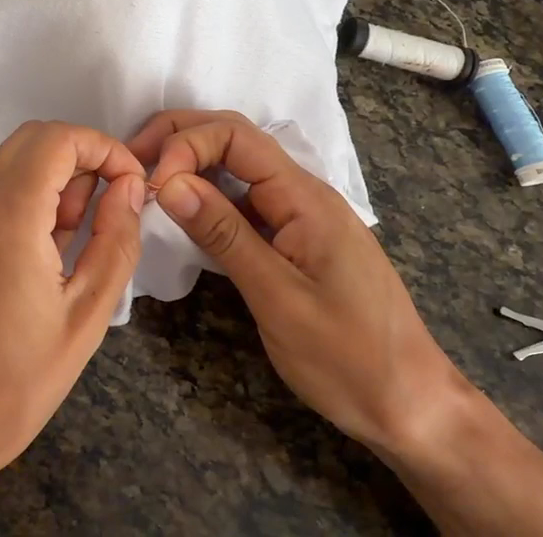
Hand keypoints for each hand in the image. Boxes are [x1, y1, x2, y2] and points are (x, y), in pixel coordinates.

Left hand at [0, 120, 148, 508]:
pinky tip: (47, 257)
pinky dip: (28, 204)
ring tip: (80, 242)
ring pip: (10, 167)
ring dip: (54, 182)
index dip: (103, 147)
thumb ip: (114, 241)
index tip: (130, 183)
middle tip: (110, 208)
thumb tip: (128, 188)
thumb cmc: (16, 383)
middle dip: (80, 158)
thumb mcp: (86, 317)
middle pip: (31, 141)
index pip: (56, 139)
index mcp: (7, 220)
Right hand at [130, 110, 475, 457]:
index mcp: (305, 198)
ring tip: (144, 180)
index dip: (186, 144)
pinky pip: (243, 199)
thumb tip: (168, 182)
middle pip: (235, 138)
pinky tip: (179, 211)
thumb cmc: (348, 358)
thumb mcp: (278, 299)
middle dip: (179, 138)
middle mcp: (303, 194)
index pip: (236, 136)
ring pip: (237, 167)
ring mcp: (299, 215)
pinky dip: (205, 196)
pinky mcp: (293, 238)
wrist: (412, 406)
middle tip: (130, 159)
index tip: (151, 183)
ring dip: (189, 163)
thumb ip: (223, 235)